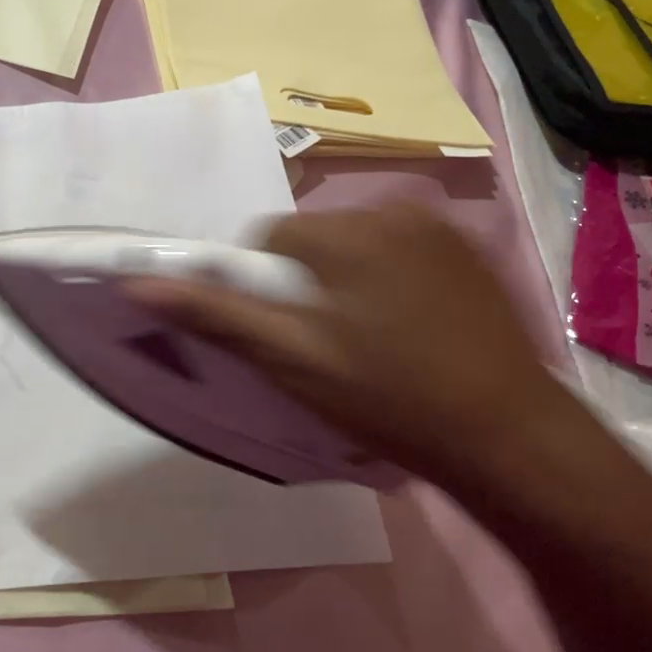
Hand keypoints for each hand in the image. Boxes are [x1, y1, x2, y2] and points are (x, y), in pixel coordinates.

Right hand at [124, 204, 578, 489]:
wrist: (514, 442)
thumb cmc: (391, 399)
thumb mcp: (291, 360)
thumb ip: (216, 314)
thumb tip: (138, 282)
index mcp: (348, 231)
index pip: (267, 241)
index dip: (265, 291)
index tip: (290, 339)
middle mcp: (394, 209)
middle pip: (310, 240)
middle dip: (305, 285)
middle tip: (328, 347)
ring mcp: (440, 228)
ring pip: (352, 246)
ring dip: (345, 283)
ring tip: (371, 344)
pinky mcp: (470, 252)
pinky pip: (397, 253)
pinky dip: (387, 281)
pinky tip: (409, 331)